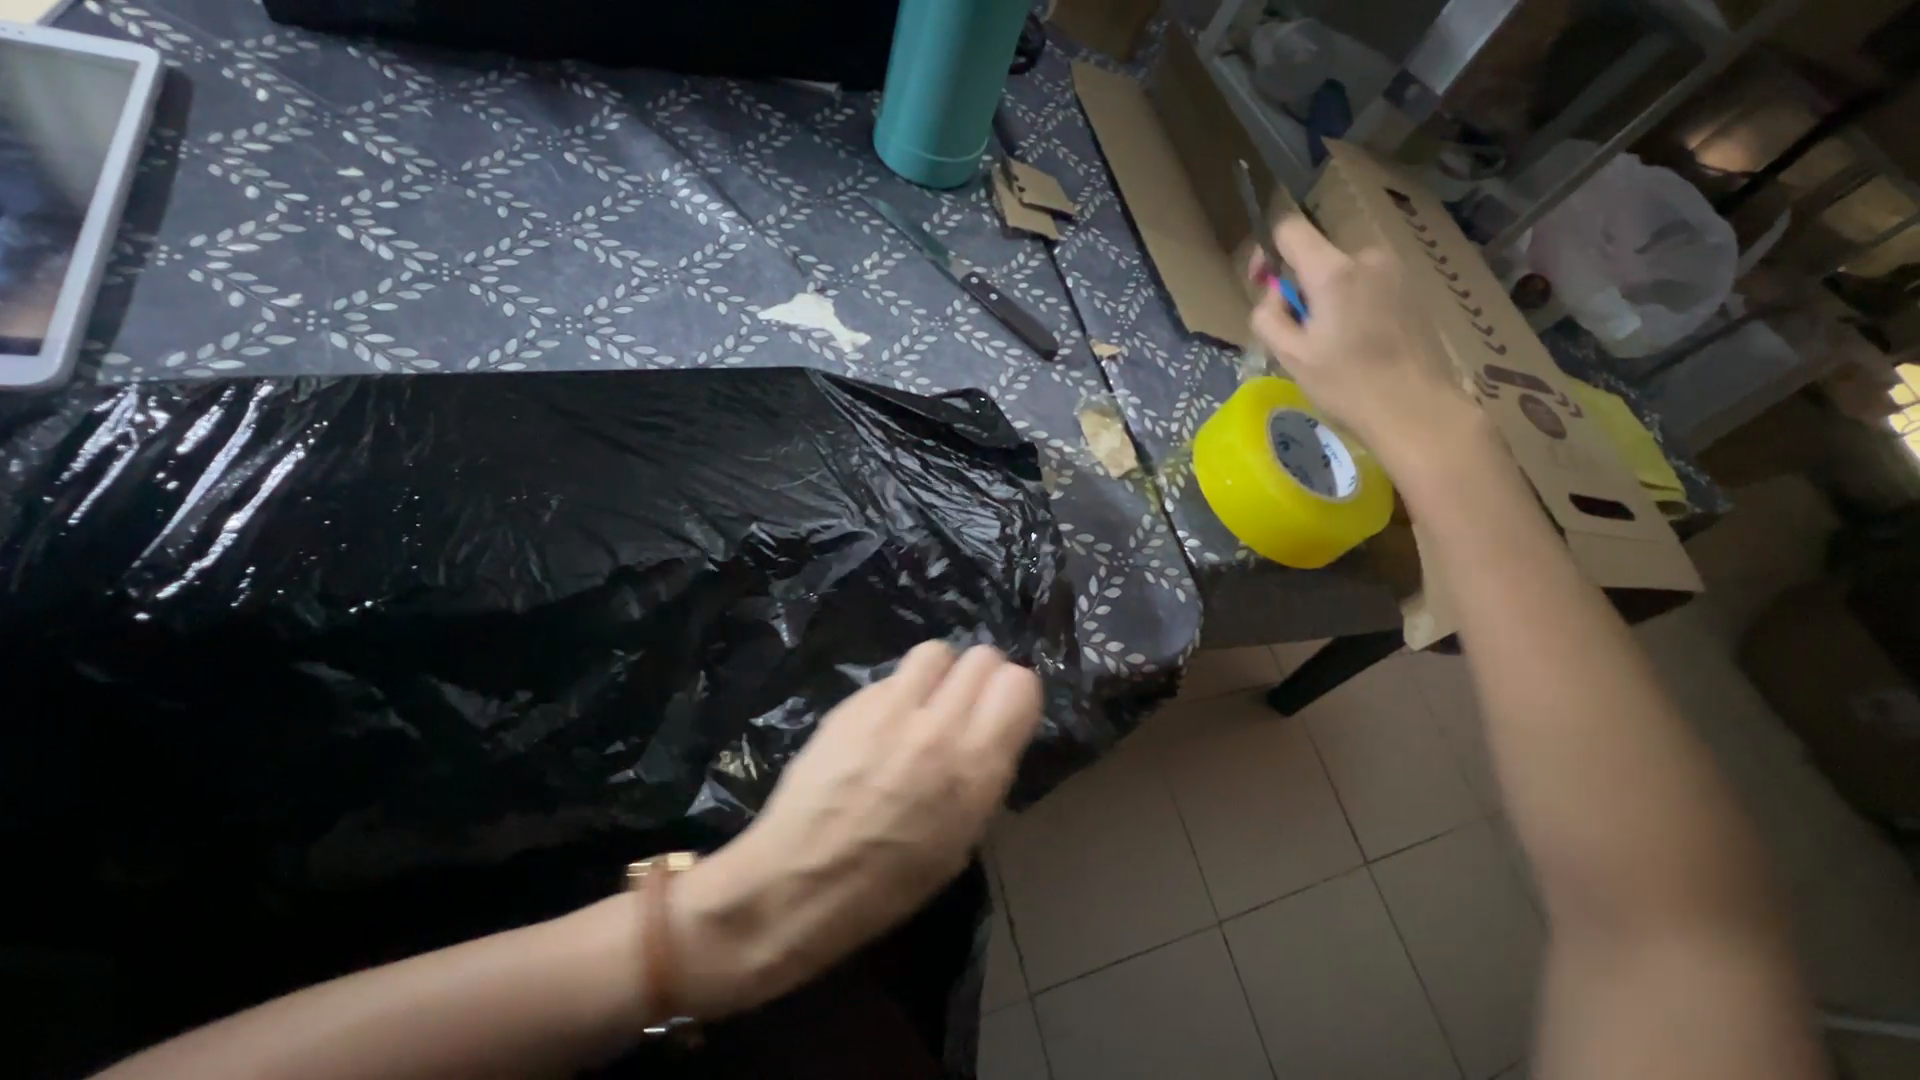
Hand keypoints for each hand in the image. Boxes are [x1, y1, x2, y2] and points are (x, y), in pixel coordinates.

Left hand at [668, 641, 1042, 1015]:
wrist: (800, 882)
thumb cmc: (890, 883)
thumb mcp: (962, 839)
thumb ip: (983, 774)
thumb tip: (988, 735)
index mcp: (977, 768)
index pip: (1021, 685)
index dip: (1015, 695)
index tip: (1003, 714)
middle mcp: (940, 727)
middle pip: (983, 656)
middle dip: (982, 678)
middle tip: (966, 707)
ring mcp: (890, 709)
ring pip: (937, 651)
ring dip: (940, 673)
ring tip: (927, 704)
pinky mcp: (850, 703)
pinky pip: (891, 676)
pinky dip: (898, 692)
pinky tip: (882, 725)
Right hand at [1249, 216, 1472, 466]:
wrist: (1415, 407)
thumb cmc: (1346, 384)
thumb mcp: (1290, 356)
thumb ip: (1267, 315)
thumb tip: (1273, 294)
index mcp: (1334, 272)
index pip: (1290, 229)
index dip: (1269, 250)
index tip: (1265, 283)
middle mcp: (1367, 258)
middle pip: (1317, 258)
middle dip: (1302, 290)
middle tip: (1303, 335)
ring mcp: (1394, 271)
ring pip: (1342, 274)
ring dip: (1328, 300)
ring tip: (1333, 344)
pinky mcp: (1410, 288)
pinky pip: (1366, 285)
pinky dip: (1353, 306)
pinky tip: (1359, 343)